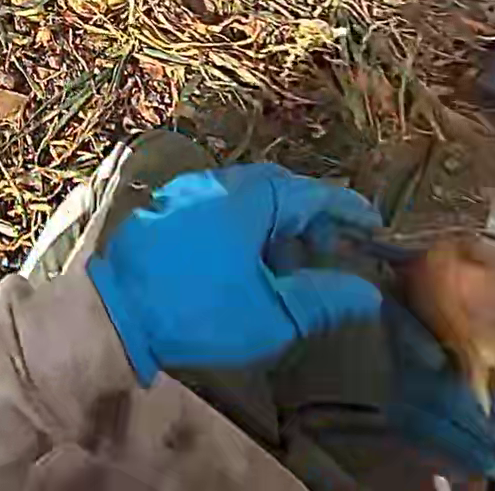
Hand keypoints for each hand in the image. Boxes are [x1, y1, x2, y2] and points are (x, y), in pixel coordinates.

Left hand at [87, 164, 383, 383]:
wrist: (121, 309)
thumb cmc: (201, 310)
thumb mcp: (272, 314)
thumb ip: (324, 298)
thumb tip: (368, 291)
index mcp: (248, 199)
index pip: (310, 193)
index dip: (345, 206)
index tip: (373, 222)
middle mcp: (219, 181)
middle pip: (279, 186)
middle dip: (311, 212)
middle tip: (332, 246)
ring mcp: (190, 189)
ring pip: (249, 193)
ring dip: (277, 218)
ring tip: (292, 259)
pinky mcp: (171, 204)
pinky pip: (222, 200)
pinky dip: (247, 220)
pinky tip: (249, 255)